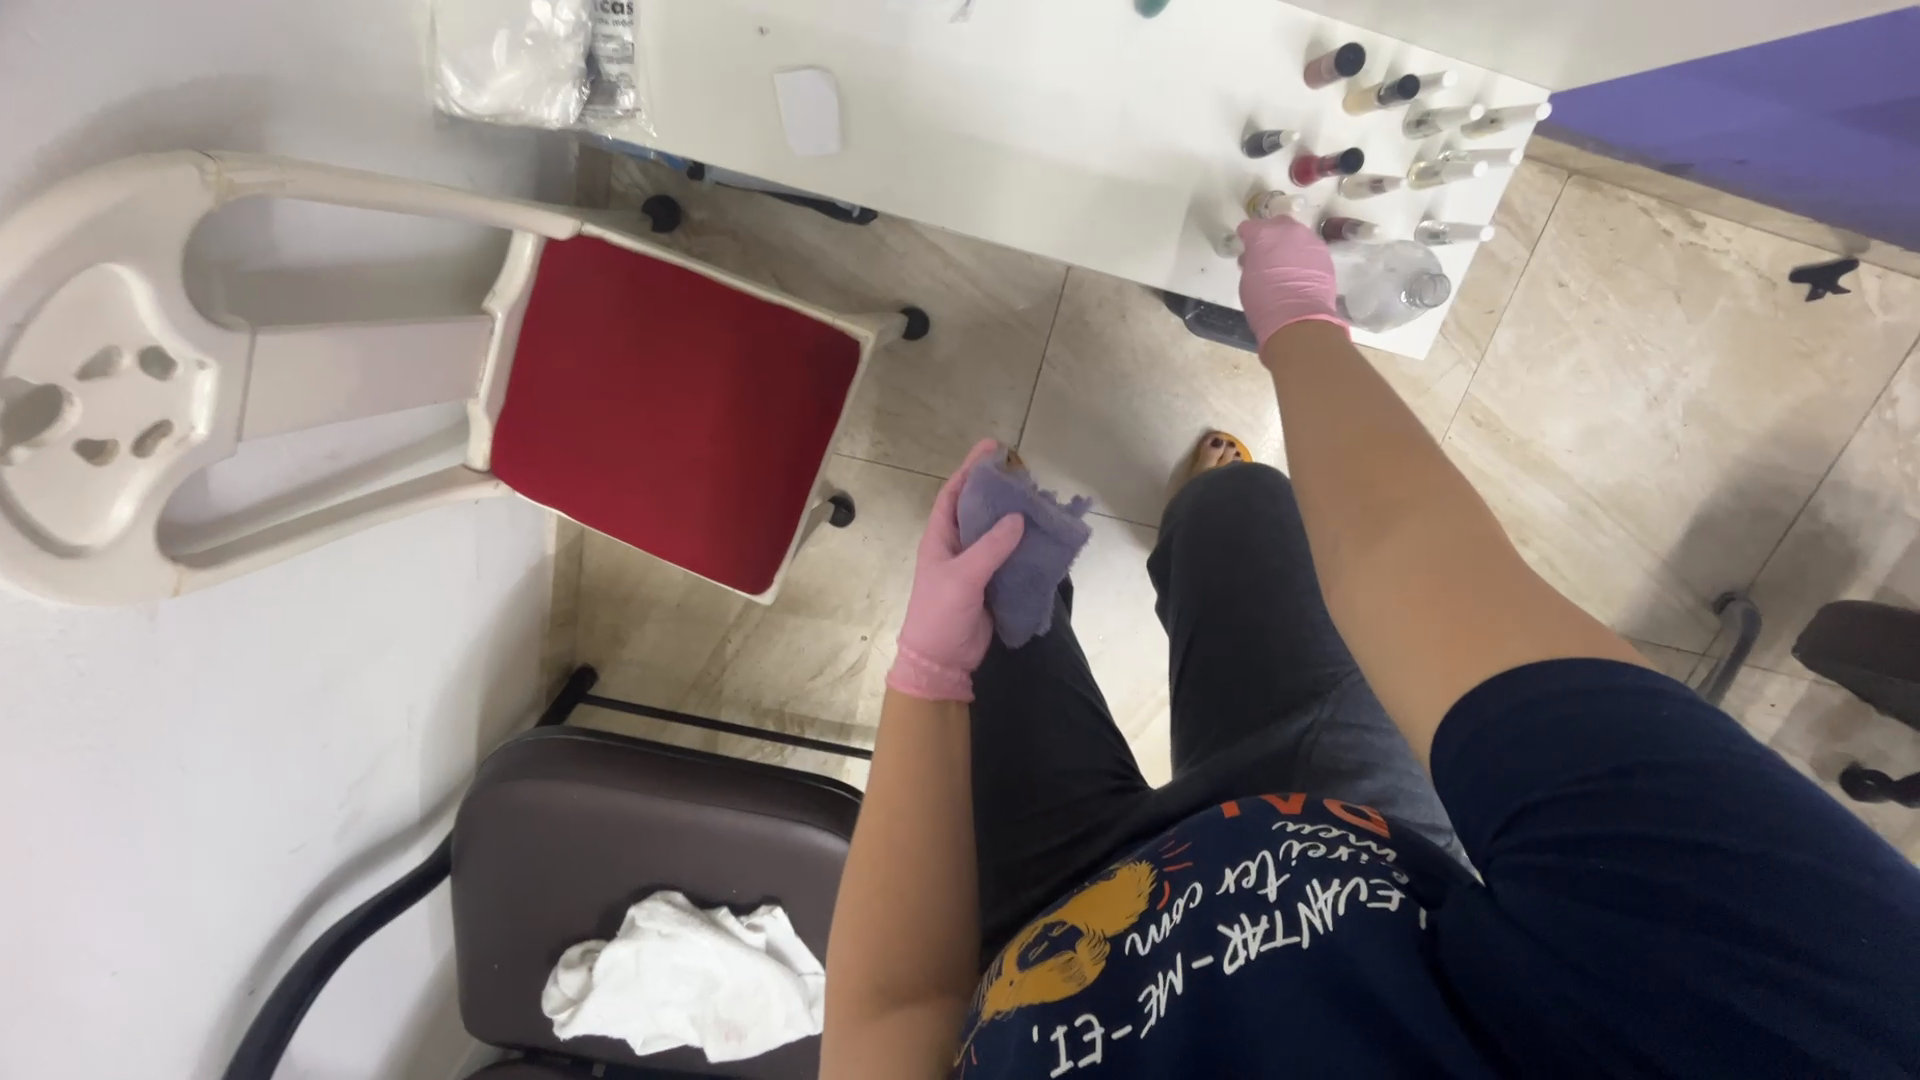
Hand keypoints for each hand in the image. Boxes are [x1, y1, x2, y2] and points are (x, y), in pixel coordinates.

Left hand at [887, 439, 1025, 701]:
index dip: (971, 469)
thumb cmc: (940, 614)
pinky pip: (1011, 557)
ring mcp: (976, 565)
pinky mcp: (992, 583)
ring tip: (1041, 500)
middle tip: (1026, 474)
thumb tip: (1018, 517)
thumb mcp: (963, 577)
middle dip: (999, 490)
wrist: (942, 660)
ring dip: (1016, 517)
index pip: (954, 494)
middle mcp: (957, 546)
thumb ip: (990, 547)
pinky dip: (1026, 546)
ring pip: (998, 532)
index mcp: (940, 537)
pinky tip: (1045, 536)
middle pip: (979, 509)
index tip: (992, 448)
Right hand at [1237, 216, 1345, 346]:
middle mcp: (1288, 230)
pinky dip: (1302, 257)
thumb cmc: (1263, 301)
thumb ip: (1251, 261)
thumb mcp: (1247, 279)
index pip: (1250, 227)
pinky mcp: (1325, 254)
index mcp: (1263, 234)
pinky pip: (1309, 249)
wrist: (1298, 318)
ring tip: (1283, 266)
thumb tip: (1255, 258)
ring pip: (1296, 235)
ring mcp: (1310, 240)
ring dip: (1288, 245)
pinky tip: (1298, 274)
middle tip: (1265, 253)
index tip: (1244, 246)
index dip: (1245, 237)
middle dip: (1270, 235)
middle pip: (1277, 224)